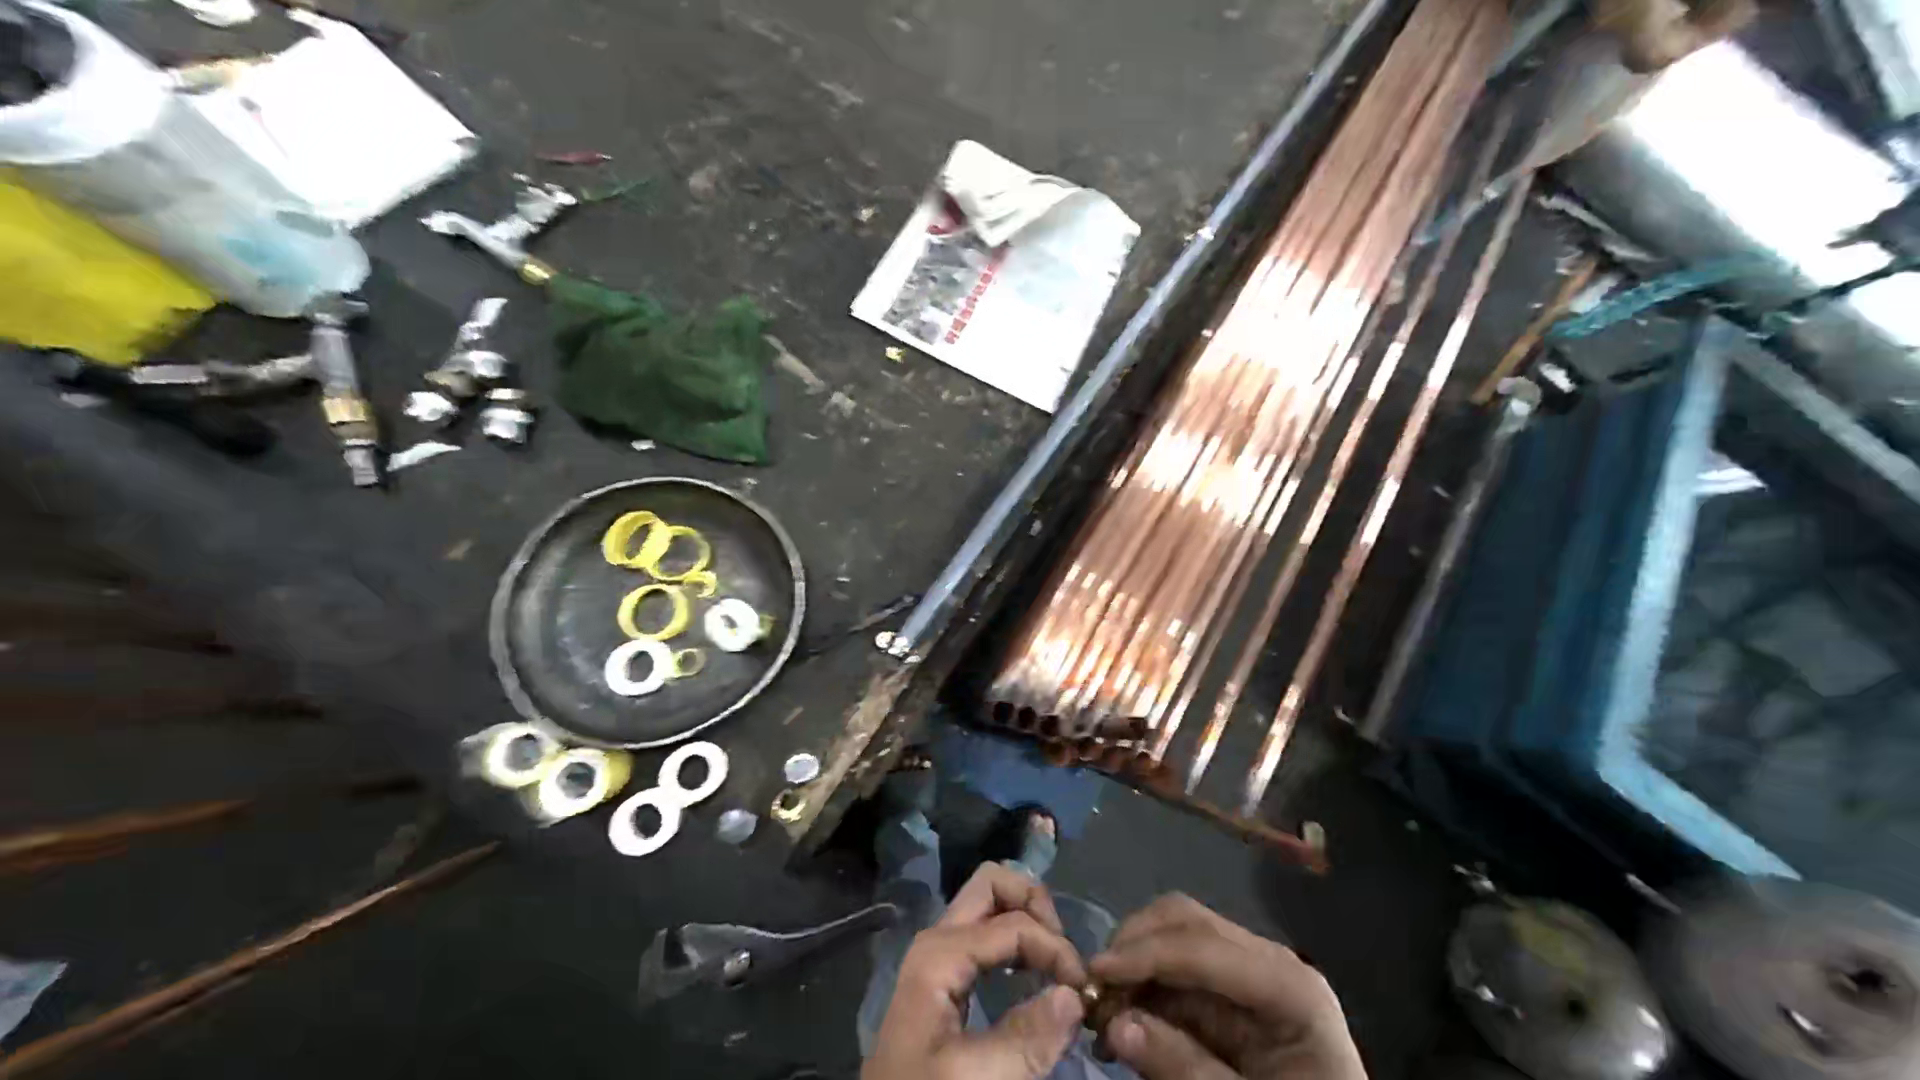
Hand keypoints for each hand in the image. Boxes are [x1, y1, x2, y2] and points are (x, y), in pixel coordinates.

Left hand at [862, 863, 1088, 1079]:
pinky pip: (986, 930)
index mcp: (941, 951)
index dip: (1055, 949)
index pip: (1014, 923)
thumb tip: (1074, 997)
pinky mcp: (945, 972)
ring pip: (990, 902)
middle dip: (1035, 905)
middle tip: (1064, 955)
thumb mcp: (975, 1078)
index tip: (1083, 995)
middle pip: (993, 884)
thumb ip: (1026, 1039)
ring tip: (1056, 964)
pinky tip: (1033, 972)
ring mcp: (940, 952)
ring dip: (1027, 918)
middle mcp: (939, 937)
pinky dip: (1015, 936)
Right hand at [1090, 894, 1366, 1079]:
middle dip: (1133, 948)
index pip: (1203, 945)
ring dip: (1132, 966)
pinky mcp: (1232, 994)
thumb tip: (1113, 1025)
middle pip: (1186, 922)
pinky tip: (1121, 1020)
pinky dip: (1143, 989)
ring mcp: (1250, 974)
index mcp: (1289, 987)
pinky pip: (1176, 974)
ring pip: (1173, 937)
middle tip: (1092, 990)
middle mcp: (1269, 963)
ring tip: (1101, 1011)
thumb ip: (1184, 1068)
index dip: (1144, 953)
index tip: (1093, 974)